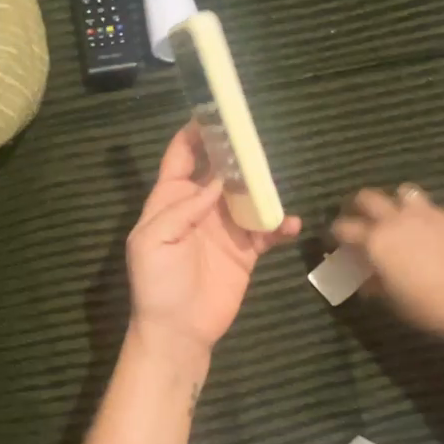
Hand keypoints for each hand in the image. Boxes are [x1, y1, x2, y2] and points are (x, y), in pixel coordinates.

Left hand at [126, 122, 301, 360]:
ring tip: (275, 181)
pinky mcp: (246, 251)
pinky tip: (290, 223)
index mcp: (170, 201)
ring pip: (247, 196)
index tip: (214, 112)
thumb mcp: (153, 240)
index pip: (181, 158)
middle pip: (220, 171)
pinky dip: (280, 224)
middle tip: (256, 139)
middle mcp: (199, 208)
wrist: (178, 332)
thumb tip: (215, 181)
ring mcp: (225, 229)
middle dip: (236, 155)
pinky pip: (267, 230)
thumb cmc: (157, 284)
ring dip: (262, 187)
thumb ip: (182, 208)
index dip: (195, 134)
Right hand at [331, 184, 443, 341]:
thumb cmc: (430, 307)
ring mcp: (422, 213)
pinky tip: (418, 229)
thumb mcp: (392, 300)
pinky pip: (422, 203)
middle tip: (354, 222)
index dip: (334, 235)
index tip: (333, 244)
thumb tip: (361, 276)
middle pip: (365, 198)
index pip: (343, 228)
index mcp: (375, 241)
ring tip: (389, 220)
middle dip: (354, 207)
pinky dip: (412, 209)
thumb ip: (371, 283)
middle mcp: (394, 219)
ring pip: (397, 193)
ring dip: (388, 203)